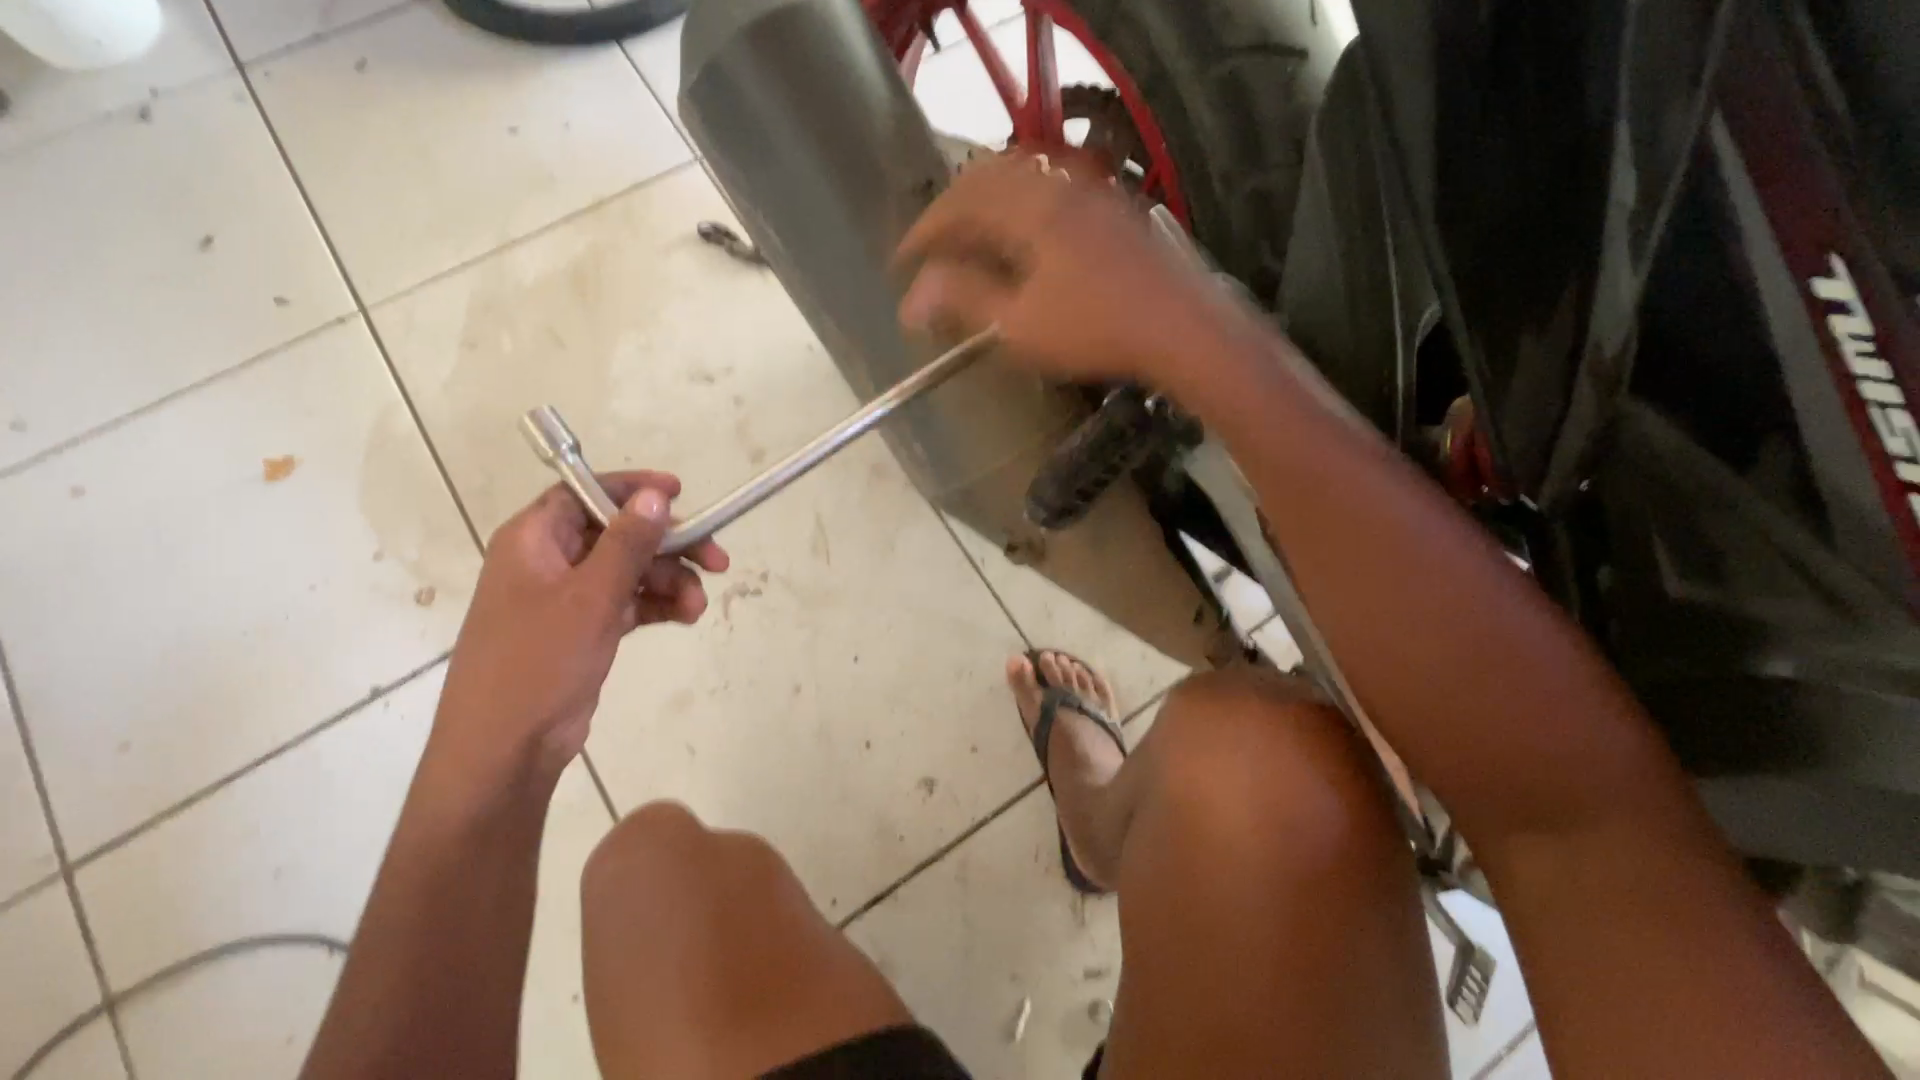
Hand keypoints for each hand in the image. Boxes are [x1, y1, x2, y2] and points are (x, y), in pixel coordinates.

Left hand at [428, 472, 728, 792]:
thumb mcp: (589, 598)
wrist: (505, 747)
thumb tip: (654, 498)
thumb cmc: (537, 662)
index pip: (584, 493)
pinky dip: (656, 605)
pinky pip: (627, 603)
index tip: (679, 493)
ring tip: (698, 606)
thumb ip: (626, 544)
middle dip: (667, 546)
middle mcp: (548, 562)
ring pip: (628, 571)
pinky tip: (685, 616)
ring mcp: (565, 599)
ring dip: (668, 581)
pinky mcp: (581, 632)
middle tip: (716, 560)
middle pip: (616, 534)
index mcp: (533, 540)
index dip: (632, 489)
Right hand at [896, 152, 1232, 386]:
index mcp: (1028, 208)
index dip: (923, 232)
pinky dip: (1023, 207)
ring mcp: (1093, 196)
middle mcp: (1059, 187)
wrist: (1183, 329)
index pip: (959, 204)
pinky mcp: (1116, 213)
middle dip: (953, 209)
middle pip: (990, 178)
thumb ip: (963, 301)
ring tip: (972, 237)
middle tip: (932, 243)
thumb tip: (912, 296)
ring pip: (1026, 180)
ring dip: (988, 203)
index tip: (901, 261)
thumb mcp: (1019, 325)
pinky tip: (1027, 239)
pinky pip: (1055, 192)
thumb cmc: (1095, 330)